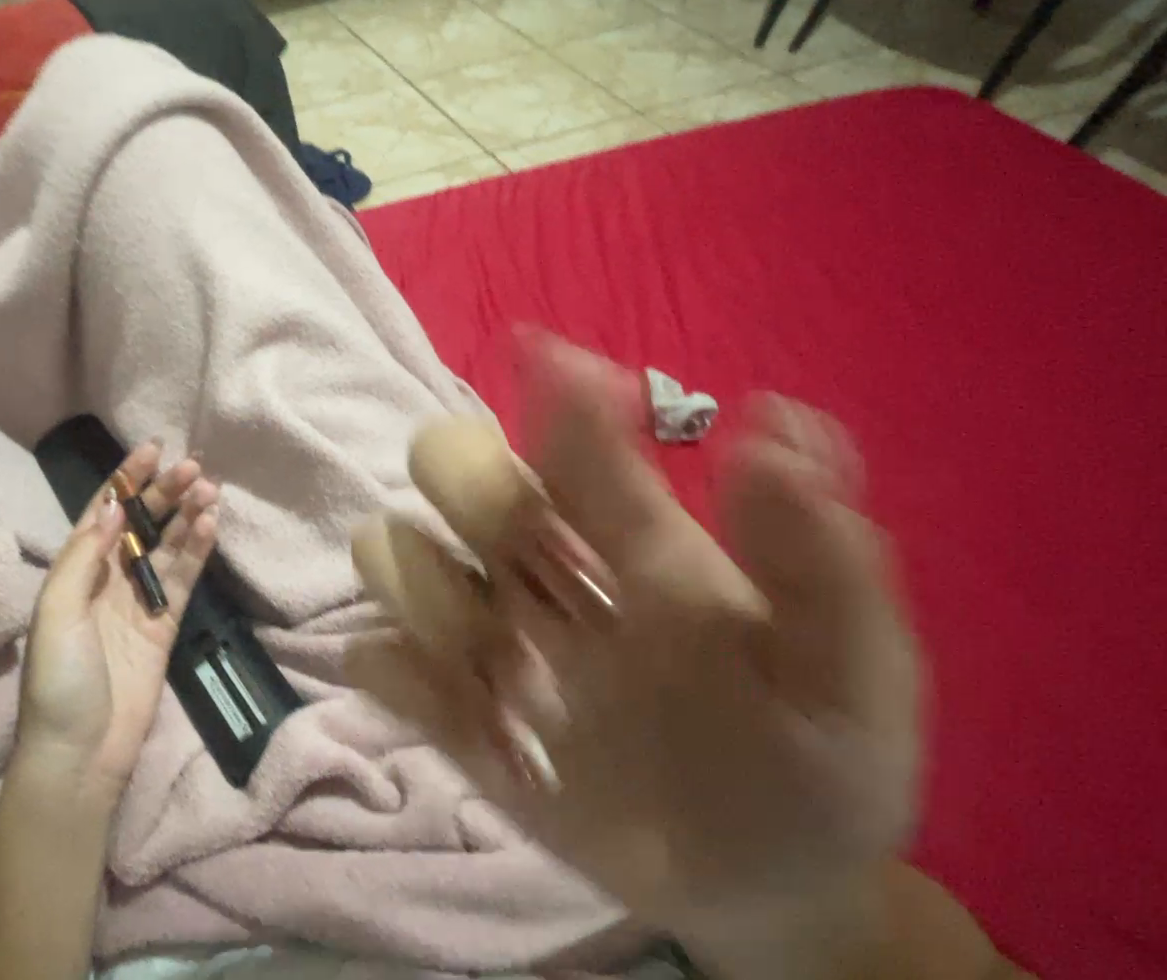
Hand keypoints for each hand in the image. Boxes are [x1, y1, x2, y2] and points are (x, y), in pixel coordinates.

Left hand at [16, 443, 219, 802]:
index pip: (104, 512)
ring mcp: (138, 603)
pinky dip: (197, 553)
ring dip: (186, 517)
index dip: (126, 479)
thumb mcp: (56, 610)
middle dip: (164, 493)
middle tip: (194, 467)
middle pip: (141, 525)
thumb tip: (117, 509)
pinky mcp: (164, 627)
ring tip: (210, 489)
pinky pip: (183, 581)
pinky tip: (210, 527)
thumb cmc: (58, 680)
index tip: (152, 448)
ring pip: (167, 547)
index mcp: (75, 571)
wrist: (80, 752)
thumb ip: (84, 557)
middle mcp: (107, 580)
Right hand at [350, 332, 920, 945]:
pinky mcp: (459, 721)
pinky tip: (471, 722)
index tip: (544, 352)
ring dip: (425, 588)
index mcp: (640, 550)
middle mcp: (550, 578)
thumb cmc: (816, 764)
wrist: (766, 886)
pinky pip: (388, 671)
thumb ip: (817, 560)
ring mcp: (496, 649)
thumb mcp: (850, 674)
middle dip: (466, 483)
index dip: (561, 400)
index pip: (582, 453)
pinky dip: (397, 675)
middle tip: (512, 538)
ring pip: (403, 563)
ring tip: (501, 669)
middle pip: (466, 487)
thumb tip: (779, 420)